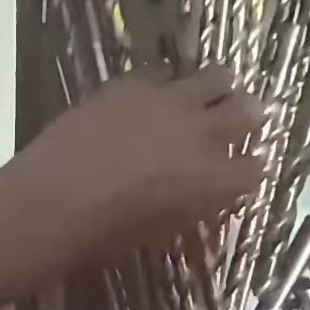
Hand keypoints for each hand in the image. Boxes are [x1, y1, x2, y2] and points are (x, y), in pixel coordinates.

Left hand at [4, 68, 266, 257]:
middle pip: (246, 113)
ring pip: (216, 78)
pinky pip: (163, 74)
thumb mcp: (163, 231)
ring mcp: (170, 102)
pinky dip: (166, 84)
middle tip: (245, 117)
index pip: (254, 168)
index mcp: (214, 181)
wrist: (54, 201)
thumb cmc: (108, 234)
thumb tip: (201, 190)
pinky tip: (155, 94)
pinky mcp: (135, 83)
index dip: (253, 166)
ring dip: (219, 87)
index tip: (248, 165)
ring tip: (213, 90)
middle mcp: (202, 135)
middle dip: (249, 116)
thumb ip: (193, 205)